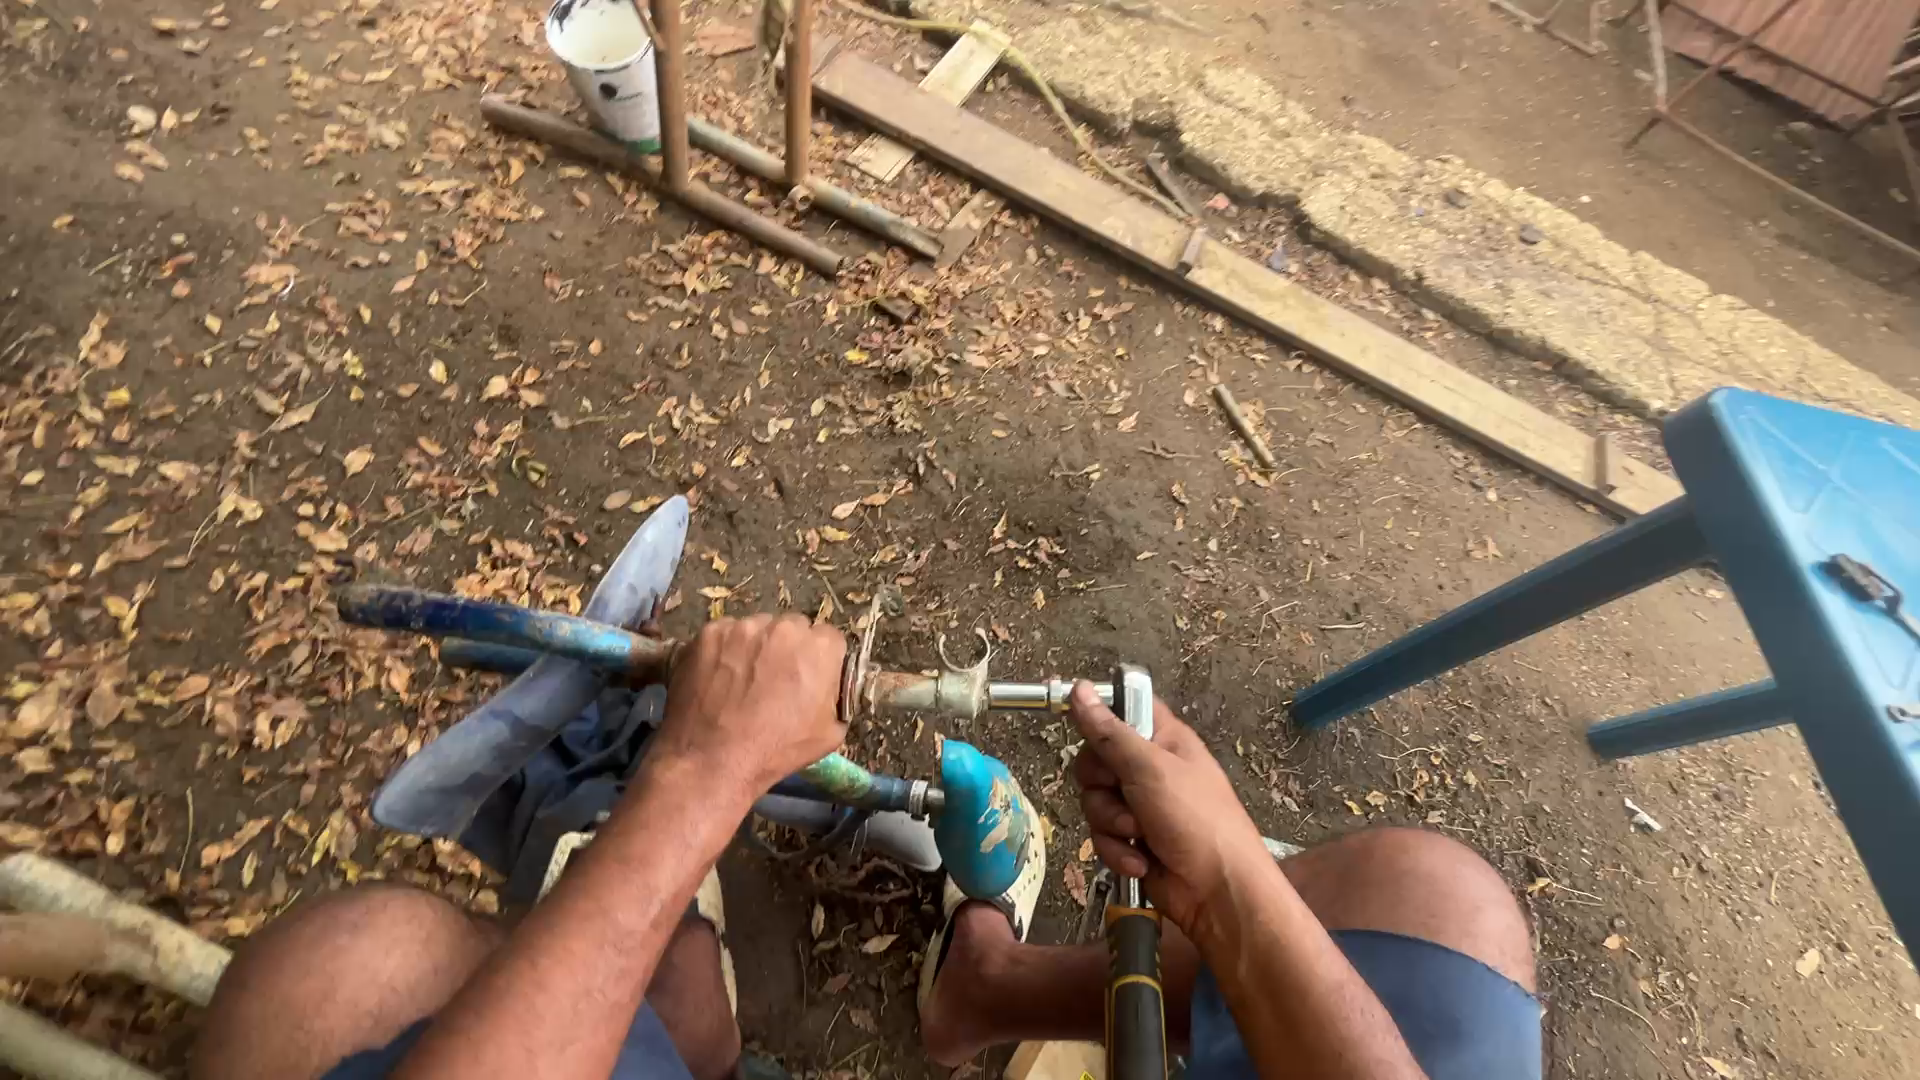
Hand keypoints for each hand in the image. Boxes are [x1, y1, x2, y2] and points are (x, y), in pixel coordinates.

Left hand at [652, 614, 847, 798]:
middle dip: (787, 648)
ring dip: (755, 647)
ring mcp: (744, 627)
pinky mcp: (709, 633)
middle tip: (773, 679)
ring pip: (757, 629)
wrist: (712, 761)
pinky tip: (717, 678)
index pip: (829, 640)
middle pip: (793, 628)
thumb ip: (837, 696)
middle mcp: (785, 627)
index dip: (819, 660)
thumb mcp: (832, 733)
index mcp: (821, 647)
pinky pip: (724, 635)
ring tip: (741, 680)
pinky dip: (723, 651)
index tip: (807, 678)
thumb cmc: (776, 750)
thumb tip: (829, 686)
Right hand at [1069, 682, 1270, 933]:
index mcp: (1162, 738)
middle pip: (1095, 759)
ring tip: (1138, 835)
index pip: (1123, 708)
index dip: (1099, 714)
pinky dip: (1117, 850)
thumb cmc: (1194, 818)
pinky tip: (1139, 861)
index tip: (1081, 725)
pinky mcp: (1131, 840)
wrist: (1219, 894)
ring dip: (1111, 822)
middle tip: (1121, 791)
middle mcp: (1148, 767)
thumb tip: (1078, 687)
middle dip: (1101, 783)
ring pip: (1094, 799)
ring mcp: (1139, 805)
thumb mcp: (1149, 768)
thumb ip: (1109, 732)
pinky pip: (1102, 834)